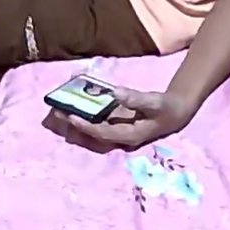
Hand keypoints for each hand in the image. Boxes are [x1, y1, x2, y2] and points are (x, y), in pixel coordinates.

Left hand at [55, 86, 194, 148]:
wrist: (174, 114)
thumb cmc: (165, 108)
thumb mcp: (155, 102)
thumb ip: (136, 98)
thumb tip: (114, 93)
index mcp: (128, 135)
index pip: (102, 133)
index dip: (86, 126)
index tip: (70, 116)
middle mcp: (120, 137)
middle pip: (92, 135)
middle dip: (74, 125)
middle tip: (55, 113)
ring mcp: (117, 132)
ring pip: (92, 130)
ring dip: (76, 122)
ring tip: (58, 110)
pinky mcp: (116, 125)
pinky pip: (97, 122)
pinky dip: (85, 116)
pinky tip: (74, 106)